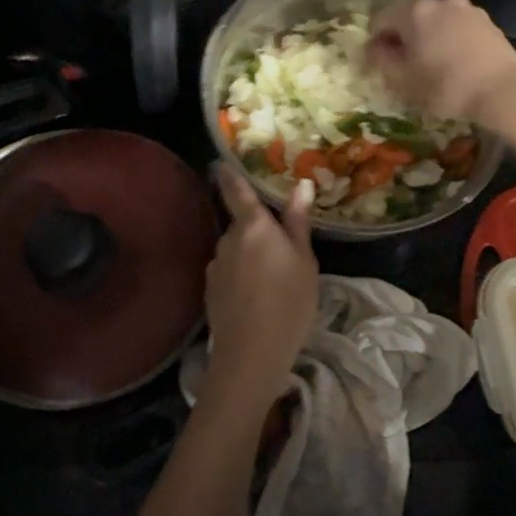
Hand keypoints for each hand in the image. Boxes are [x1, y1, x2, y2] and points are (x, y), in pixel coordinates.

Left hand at [204, 166, 318, 408]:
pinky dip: (241, 275)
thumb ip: (298, 222)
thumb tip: (301, 184)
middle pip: (240, 224)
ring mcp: (216, 265)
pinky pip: (229, 271)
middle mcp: (228, 239)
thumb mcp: (305, 261)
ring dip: (249, 255)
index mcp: (253, 226)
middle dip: (255, 229)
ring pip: (234, 250)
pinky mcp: (210, 289)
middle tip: (280, 246)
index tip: (221, 162)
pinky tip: (256, 295)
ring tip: (272, 278)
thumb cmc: (289, 302)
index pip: (236, 190)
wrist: (252, 353)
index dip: (228, 174)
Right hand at [364, 0, 515, 124]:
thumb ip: (381, 60)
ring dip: (425, 35)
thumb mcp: (403, 80)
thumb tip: (372, 48)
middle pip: (408, 14)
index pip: (380, 19)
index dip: (374, 41)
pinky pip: (456, 25)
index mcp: (414, 11)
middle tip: (401, 64)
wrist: (501, 91)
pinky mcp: (486, 20)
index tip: (377, 64)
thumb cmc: (445, 87)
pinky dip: (447, 37)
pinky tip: (452, 60)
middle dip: (401, 36)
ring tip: (428, 62)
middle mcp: (439, 0)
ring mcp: (466, 8)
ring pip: (434, 19)